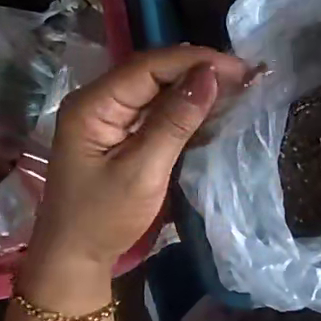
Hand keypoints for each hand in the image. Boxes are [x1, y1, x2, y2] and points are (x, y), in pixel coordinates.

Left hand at [24, 47, 250, 298]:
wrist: (74, 259)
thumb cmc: (102, 219)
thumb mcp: (142, 172)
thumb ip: (175, 122)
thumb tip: (209, 75)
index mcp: (92, 104)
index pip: (147, 67)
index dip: (193, 61)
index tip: (238, 68)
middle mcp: (97, 102)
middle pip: (152, 73)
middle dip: (198, 70)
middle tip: (246, 75)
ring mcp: (107, 118)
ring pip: (156, 90)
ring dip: (194, 88)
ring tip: (238, 87)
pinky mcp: (119, 135)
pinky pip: (155, 111)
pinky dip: (184, 109)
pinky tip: (213, 109)